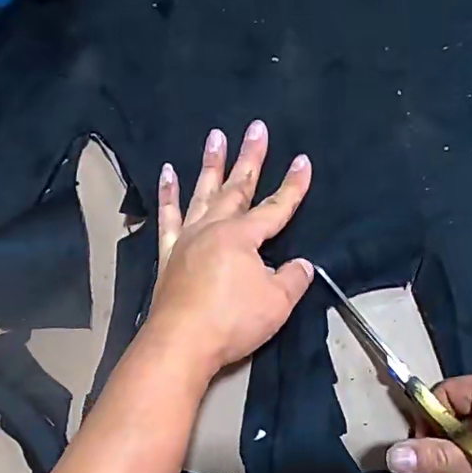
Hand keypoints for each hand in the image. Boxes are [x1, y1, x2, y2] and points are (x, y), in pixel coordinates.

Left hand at [144, 120, 313, 376]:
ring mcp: (187, 240)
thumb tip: (301, 265)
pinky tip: (168, 174)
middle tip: (256, 128)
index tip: (303, 162)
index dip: (292, 186)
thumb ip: (293, 279)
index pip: (275, 207)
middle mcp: (213, 229)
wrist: (181, 343)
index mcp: (242, 237)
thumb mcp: (277, 303)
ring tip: (215, 137)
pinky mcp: (168, 256)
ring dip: (211, 165)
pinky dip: (169, 195)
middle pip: (237, 188)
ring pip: (202, 193)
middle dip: (250, 158)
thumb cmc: (232, 322)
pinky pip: (168, 217)